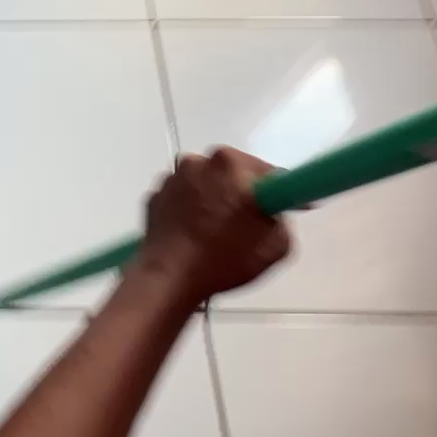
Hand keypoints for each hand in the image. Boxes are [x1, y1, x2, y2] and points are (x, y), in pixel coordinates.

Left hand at [137, 147, 291, 302]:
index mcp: (229, 163)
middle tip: (249, 221)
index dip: (277, 191)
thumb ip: (279, 217)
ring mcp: (170, 178)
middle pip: (230, 173)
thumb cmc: (227, 257)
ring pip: (203, 183)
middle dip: (242, 192)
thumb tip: (269, 211)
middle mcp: (197, 161)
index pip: (265, 172)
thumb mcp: (278, 243)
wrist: (170, 275)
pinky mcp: (154, 195)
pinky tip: (195, 233)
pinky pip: (181, 198)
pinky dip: (190, 209)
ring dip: (213, 198)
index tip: (283, 206)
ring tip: (218, 231)